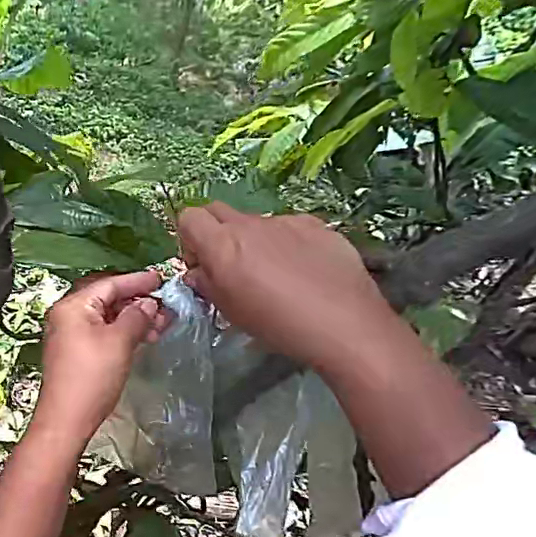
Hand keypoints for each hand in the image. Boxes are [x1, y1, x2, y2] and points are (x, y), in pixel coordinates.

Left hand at [30, 269, 170, 440]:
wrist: (66, 420)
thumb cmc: (92, 377)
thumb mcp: (119, 342)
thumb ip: (136, 317)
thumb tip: (149, 304)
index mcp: (73, 306)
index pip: (109, 284)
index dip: (137, 281)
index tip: (161, 279)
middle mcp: (67, 315)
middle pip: (107, 299)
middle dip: (137, 301)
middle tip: (165, 306)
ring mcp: (69, 334)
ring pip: (106, 317)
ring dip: (133, 318)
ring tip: (161, 324)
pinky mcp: (74, 352)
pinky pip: (102, 331)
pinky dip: (123, 331)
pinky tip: (143, 336)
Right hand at [178, 202, 493, 495]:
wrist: (346, 325)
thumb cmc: (278, 325)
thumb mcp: (231, 312)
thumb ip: (207, 285)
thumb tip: (198, 272)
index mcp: (223, 245)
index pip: (189, 217)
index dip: (189, 238)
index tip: (202, 264)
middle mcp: (250, 224)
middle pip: (218, 211)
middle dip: (215, 232)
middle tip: (229, 265)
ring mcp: (285, 221)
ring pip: (255, 222)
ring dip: (253, 240)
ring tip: (275, 275)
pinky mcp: (316, 225)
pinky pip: (288, 227)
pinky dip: (286, 242)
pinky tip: (304, 271)